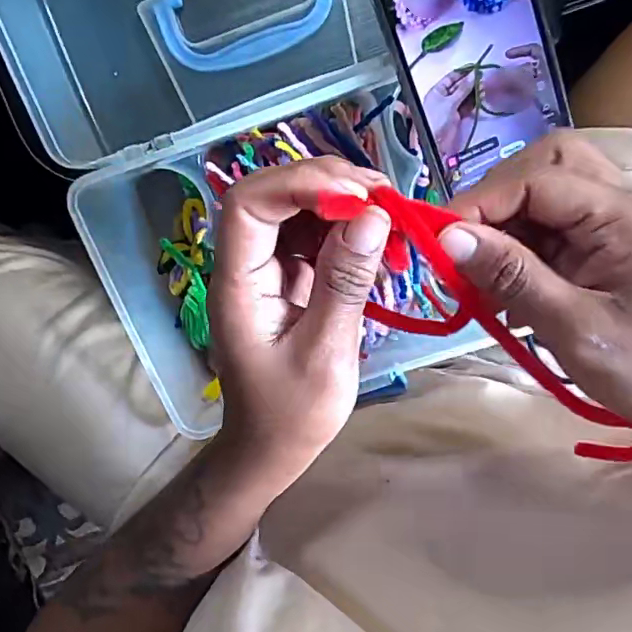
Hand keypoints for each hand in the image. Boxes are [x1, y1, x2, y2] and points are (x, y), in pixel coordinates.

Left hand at [210, 157, 391, 478]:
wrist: (272, 446)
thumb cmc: (292, 413)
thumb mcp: (325, 352)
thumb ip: (343, 282)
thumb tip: (371, 216)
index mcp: (238, 283)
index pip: (250, 203)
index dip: (301, 185)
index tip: (359, 197)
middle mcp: (246, 265)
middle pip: (275, 195)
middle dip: (331, 187)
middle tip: (388, 200)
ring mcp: (266, 269)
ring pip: (299, 210)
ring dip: (347, 207)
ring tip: (394, 221)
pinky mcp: (288, 278)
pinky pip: (315, 236)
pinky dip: (350, 233)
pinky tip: (381, 249)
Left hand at [422, 67, 477, 153]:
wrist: (435, 143)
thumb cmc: (435, 121)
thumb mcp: (449, 102)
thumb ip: (463, 88)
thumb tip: (473, 75)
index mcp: (437, 91)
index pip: (451, 77)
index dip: (463, 72)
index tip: (475, 68)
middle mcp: (444, 98)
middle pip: (459, 86)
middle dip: (471, 82)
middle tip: (483, 77)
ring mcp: (451, 107)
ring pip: (465, 96)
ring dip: (474, 91)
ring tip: (484, 86)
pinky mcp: (457, 116)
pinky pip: (467, 106)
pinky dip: (474, 102)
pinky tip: (481, 97)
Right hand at [441, 131, 631, 446]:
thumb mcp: (574, 328)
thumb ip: (512, 276)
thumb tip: (448, 238)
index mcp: (628, 216)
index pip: (539, 179)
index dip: (481, 202)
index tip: (438, 240)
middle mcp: (628, 205)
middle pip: (551, 165)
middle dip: (499, 198)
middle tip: (465, 245)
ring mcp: (623, 226)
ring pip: (552, 195)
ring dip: (509, 225)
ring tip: (482, 275)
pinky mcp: (615, 249)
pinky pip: (560, 230)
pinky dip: (525, 250)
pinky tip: (508, 290)